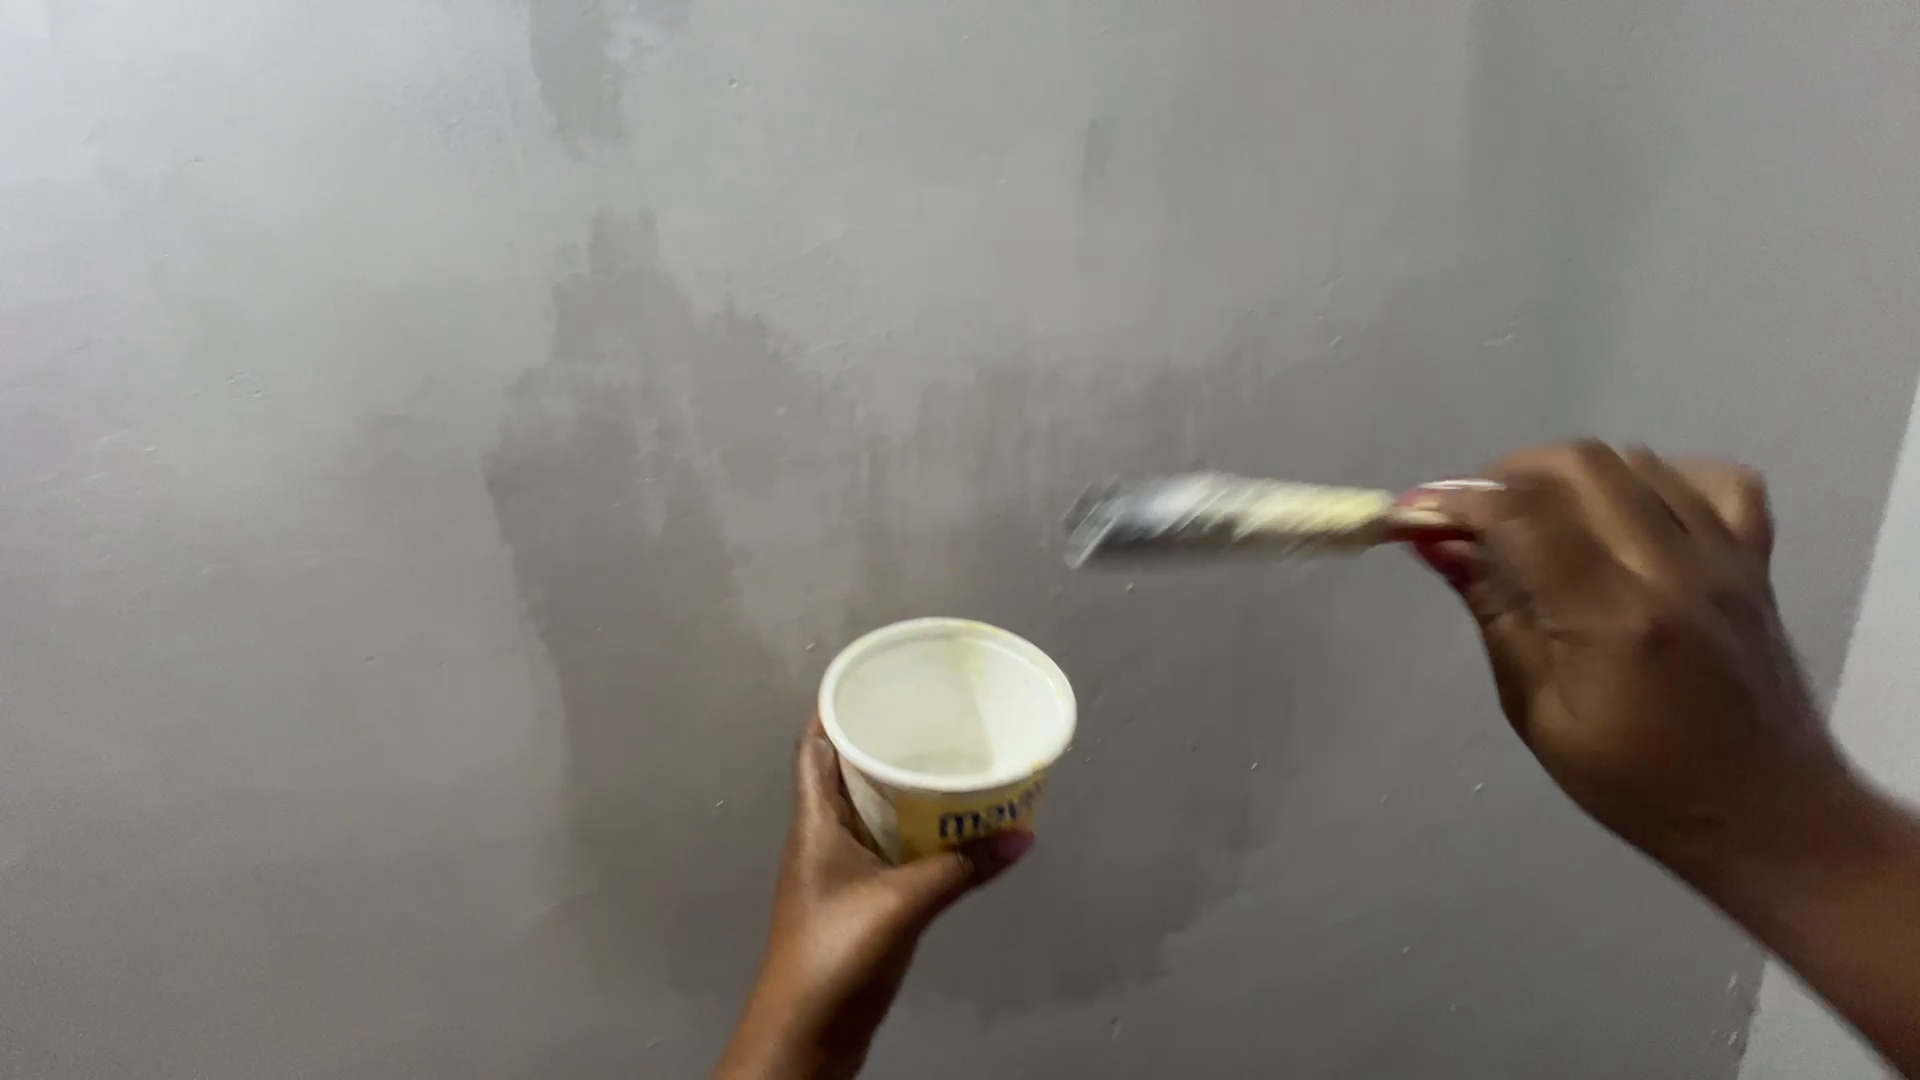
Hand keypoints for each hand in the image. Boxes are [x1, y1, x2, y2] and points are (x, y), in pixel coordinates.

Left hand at [714, 718, 1031, 1079]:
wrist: (805, 1035)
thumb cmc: (835, 952)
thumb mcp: (903, 902)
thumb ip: (963, 868)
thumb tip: (1023, 834)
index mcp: (815, 818)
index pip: (814, 743)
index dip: (835, 706)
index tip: (876, 680)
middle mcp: (824, 831)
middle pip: (846, 768)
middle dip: (881, 739)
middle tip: (929, 713)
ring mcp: (840, 865)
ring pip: (870, 805)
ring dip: (900, 784)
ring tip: (946, 756)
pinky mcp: (861, 894)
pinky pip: (889, 842)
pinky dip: (914, 826)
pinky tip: (949, 822)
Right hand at [1404, 441, 1847, 862]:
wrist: (1768, 816)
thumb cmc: (1631, 778)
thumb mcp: (1532, 704)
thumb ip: (1492, 609)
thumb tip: (1436, 543)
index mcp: (1612, 618)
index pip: (1522, 516)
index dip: (1454, 502)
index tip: (1408, 514)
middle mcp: (1676, 571)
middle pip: (1579, 466)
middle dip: (1502, 477)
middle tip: (1466, 519)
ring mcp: (1727, 559)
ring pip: (1635, 460)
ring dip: (1562, 476)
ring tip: (1527, 517)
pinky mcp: (1756, 562)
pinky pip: (1711, 480)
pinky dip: (1651, 477)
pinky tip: (1618, 511)